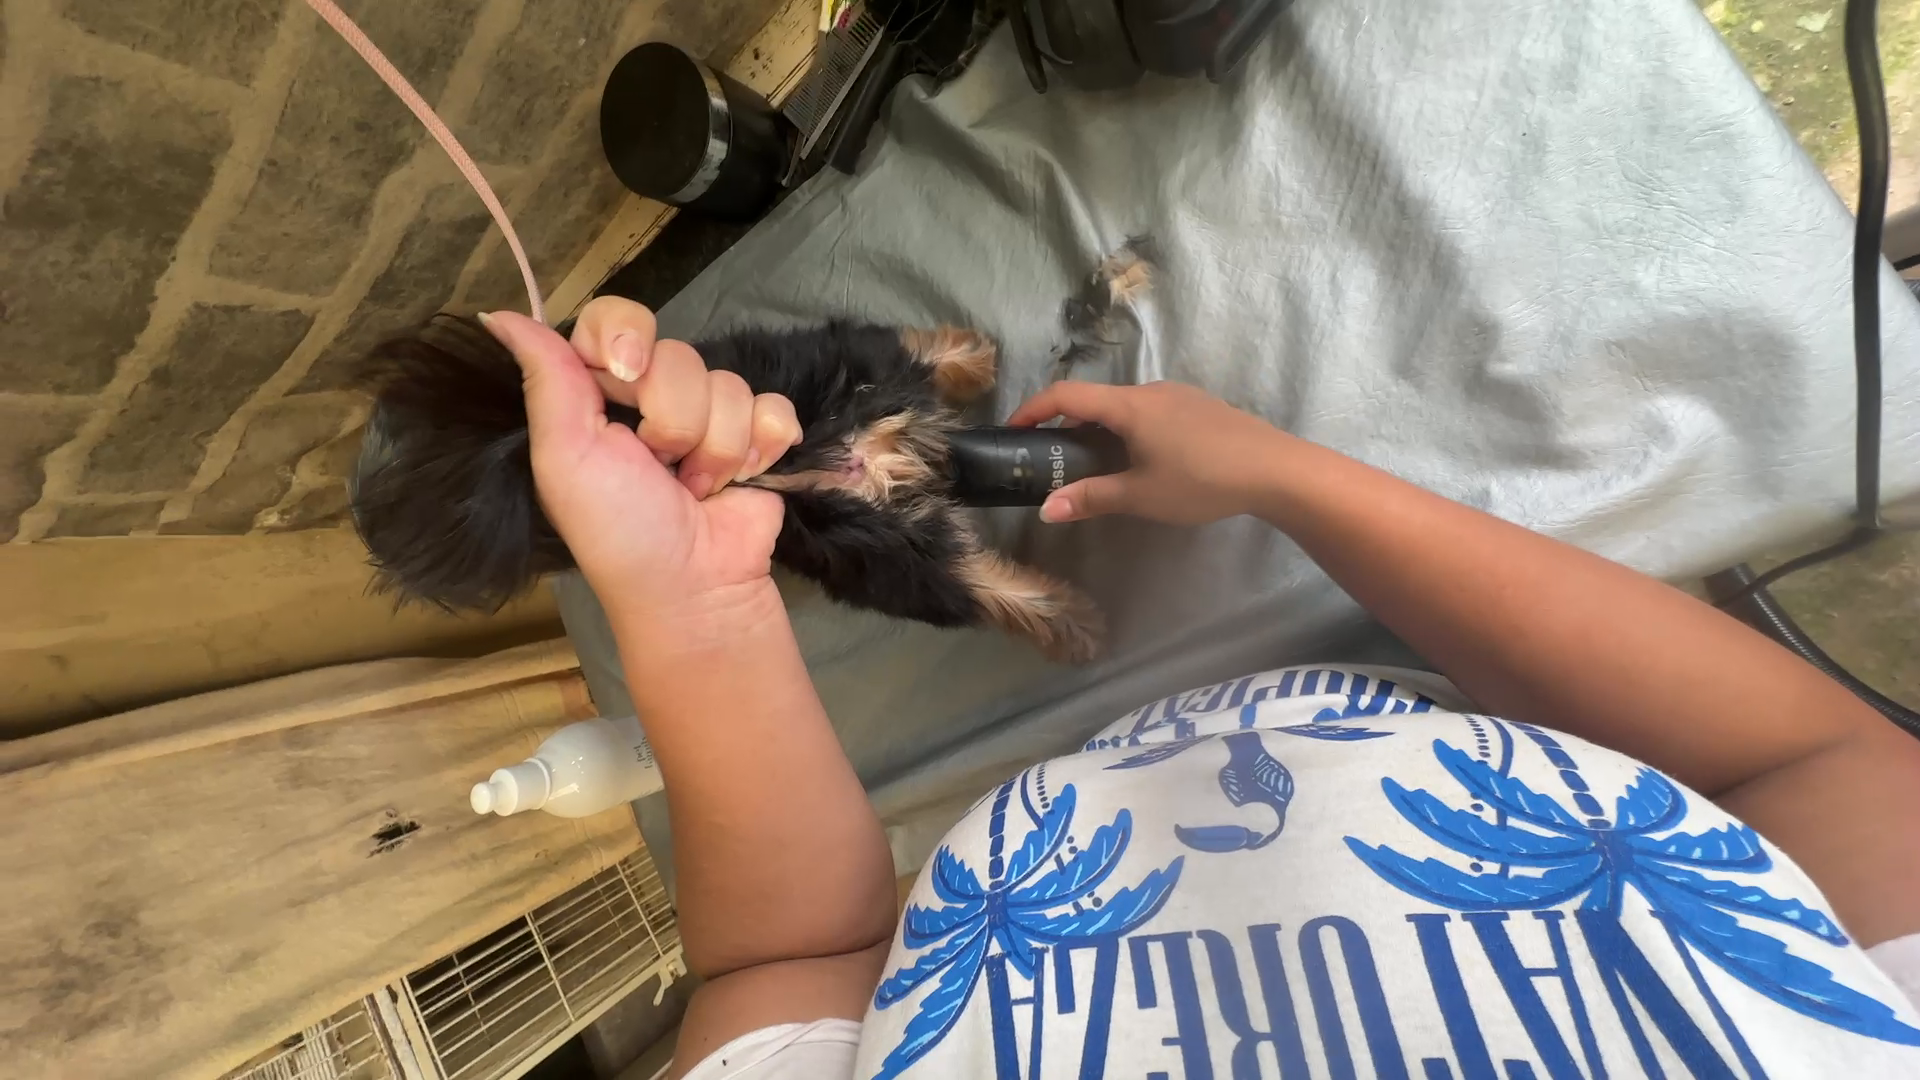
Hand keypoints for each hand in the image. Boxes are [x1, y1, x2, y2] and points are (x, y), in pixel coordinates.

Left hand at [480, 297, 801, 632]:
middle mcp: (661, 398)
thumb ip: (547, 380)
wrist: (695, 584)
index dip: (627, 338)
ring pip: (731, 386)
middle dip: (674, 421)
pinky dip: (764, 446)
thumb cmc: (621, 529)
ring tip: (700, 489)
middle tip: (662, 467)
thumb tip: (497, 314)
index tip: (626, 377)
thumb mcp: (566, 459)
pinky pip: (775, 408)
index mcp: (605, 394)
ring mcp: (717, 418)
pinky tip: (745, 478)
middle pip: (681, 355)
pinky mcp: (764, 438)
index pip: (618, 319)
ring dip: (715, 450)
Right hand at [1008, 380, 1292, 525]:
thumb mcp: (1140, 495)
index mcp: (1129, 406)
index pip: (1066, 395)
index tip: (1013, 430)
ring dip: (1099, 428)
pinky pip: (1148, 411)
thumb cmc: (1202, 480)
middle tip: (1051, 456)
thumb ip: (1090, 498)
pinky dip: (1126, 428)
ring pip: (1123, 405)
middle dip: (1065, 423)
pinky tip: (1140, 459)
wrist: (1277, 470)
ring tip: (1094, 463)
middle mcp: (1150, 391)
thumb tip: (1046, 509)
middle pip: (1094, 398)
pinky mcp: (1199, 406)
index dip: (1033, 409)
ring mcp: (1178, 396)